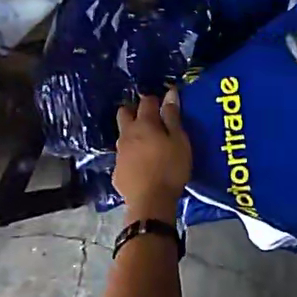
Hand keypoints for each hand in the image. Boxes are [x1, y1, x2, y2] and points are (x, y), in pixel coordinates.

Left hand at [115, 90, 191, 221]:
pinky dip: (131, 156)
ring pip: (123, 136)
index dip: (155, 99)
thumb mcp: (179, 141)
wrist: (150, 203)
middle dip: (134, 111)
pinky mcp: (117, 172)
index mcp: (144, 124)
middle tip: (150, 119)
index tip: (164, 103)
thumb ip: (172, 117)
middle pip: (124, 113)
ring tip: (147, 145)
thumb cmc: (170, 168)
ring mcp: (119, 154)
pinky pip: (123, 157)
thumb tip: (170, 93)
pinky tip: (142, 166)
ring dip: (133, 135)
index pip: (146, 101)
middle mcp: (127, 135)